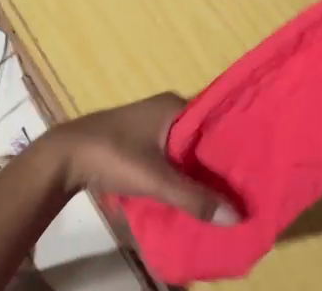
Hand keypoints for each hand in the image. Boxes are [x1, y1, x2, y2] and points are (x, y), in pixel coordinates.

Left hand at [42, 94, 238, 224]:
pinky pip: (171, 155)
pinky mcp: (140, 141)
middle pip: (202, 135)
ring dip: (199, 168)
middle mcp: (166, 109)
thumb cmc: (114, 155)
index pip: (215, 118)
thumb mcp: (156, 179)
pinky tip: (194, 193)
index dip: (234, 140)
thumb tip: (237, 216)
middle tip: (245, 185)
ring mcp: (151, 124)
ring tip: (226, 194)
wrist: (66, 156)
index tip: (256, 162)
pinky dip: (182, 171)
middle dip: (218, 160)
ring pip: (186, 147)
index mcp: (174, 105)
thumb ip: (194, 198)